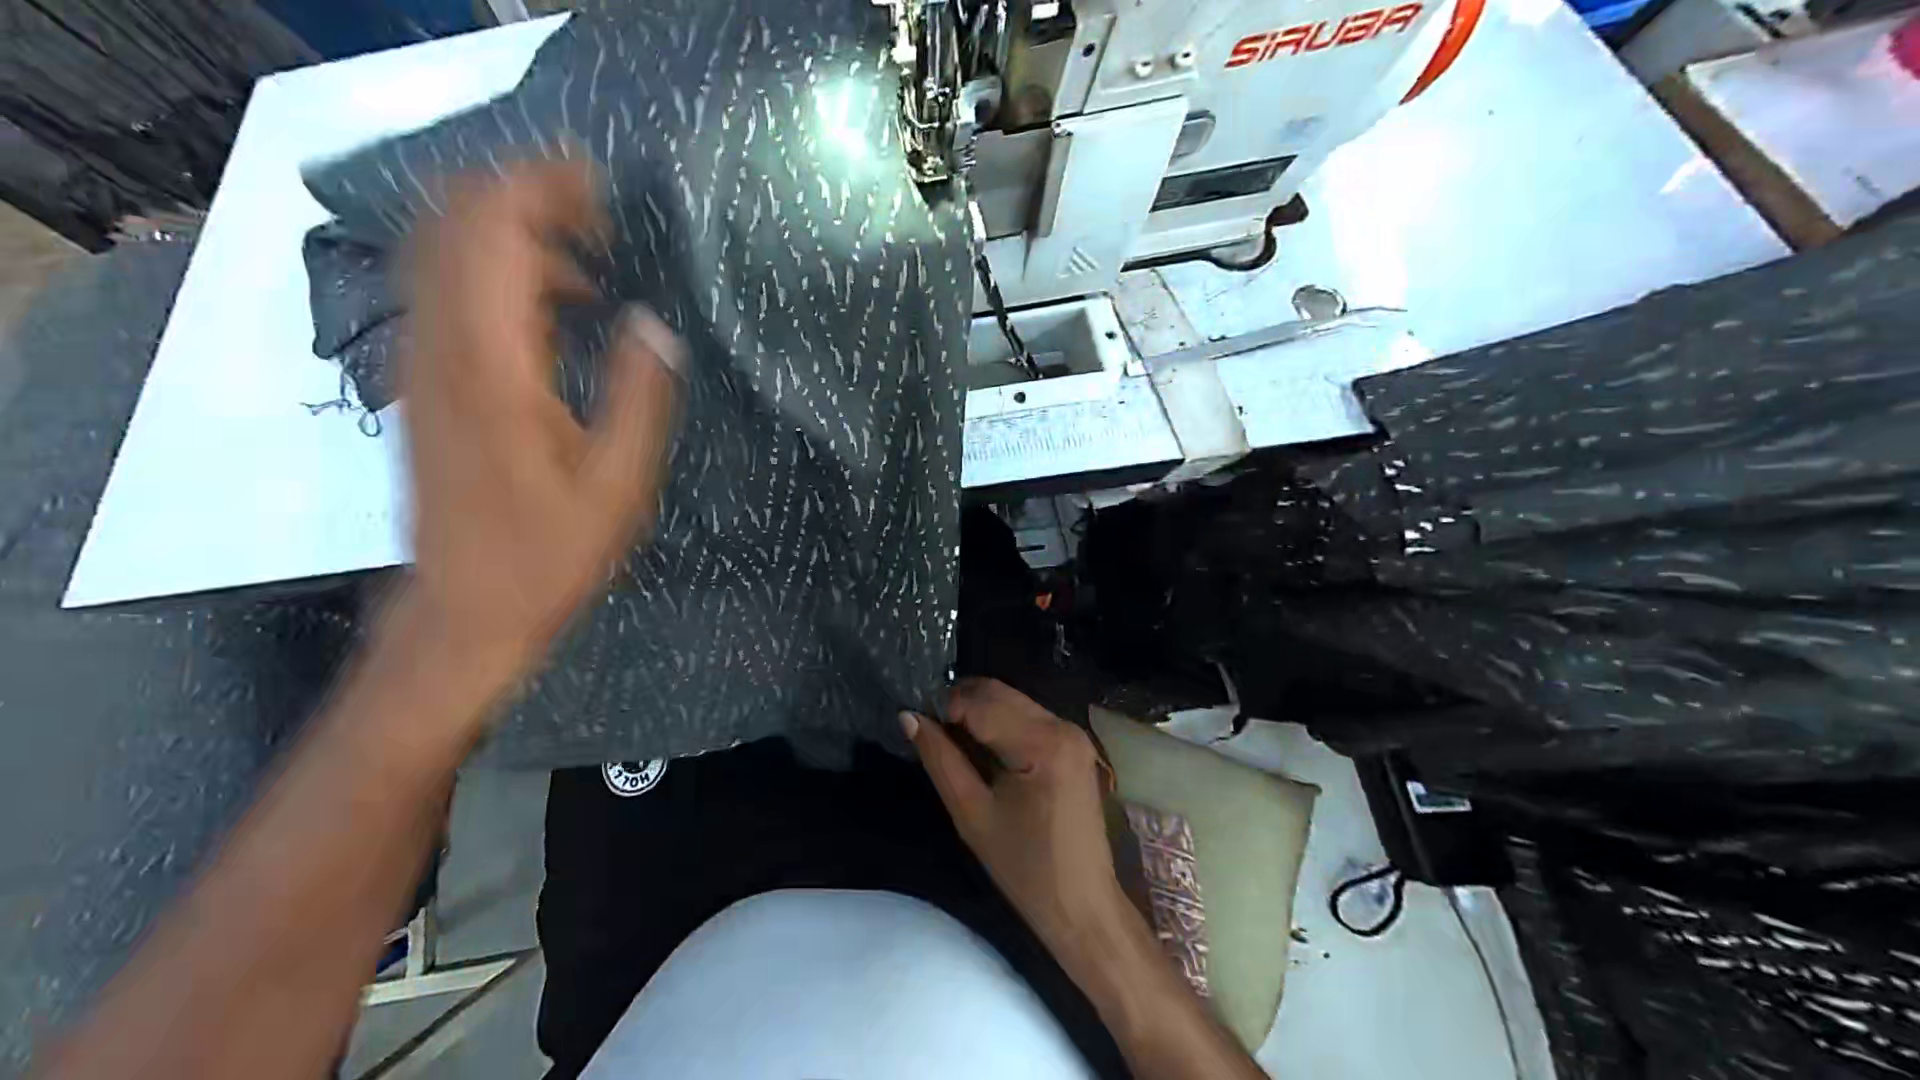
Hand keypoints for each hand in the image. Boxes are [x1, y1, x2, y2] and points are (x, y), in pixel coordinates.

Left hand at [395, 160, 684, 698]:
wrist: (462, 610)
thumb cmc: (549, 555)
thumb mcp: (619, 483)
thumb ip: (638, 395)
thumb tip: (653, 324)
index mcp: (491, 365)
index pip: (495, 232)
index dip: (545, 190)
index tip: (604, 188)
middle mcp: (439, 347)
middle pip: (454, 221)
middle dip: (522, 195)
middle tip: (598, 213)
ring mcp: (421, 362)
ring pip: (441, 250)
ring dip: (507, 231)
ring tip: (586, 255)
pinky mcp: (423, 382)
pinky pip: (445, 292)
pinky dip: (495, 273)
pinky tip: (554, 307)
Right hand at [903, 678, 1135, 967]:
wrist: (1083, 905)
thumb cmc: (1025, 868)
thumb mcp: (971, 814)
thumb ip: (940, 759)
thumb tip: (908, 716)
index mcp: (1042, 743)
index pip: (981, 703)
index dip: (943, 706)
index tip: (918, 723)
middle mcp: (1063, 726)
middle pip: (1000, 693)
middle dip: (960, 702)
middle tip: (930, 728)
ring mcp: (1074, 732)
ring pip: (1014, 700)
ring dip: (979, 709)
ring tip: (950, 738)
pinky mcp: (1075, 743)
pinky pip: (1029, 715)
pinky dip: (1000, 720)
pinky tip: (980, 745)